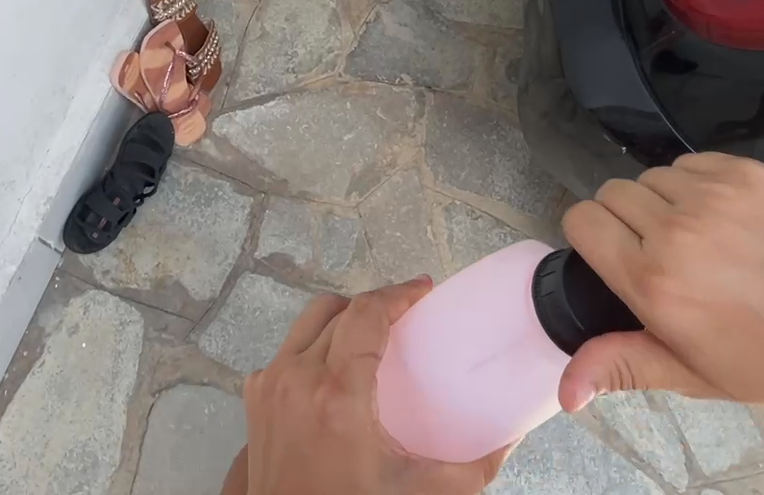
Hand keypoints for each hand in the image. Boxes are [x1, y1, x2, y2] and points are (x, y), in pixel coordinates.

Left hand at [240, 277, 510, 494]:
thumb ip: (471, 467)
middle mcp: (298, 376)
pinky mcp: (256, 396)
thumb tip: (508, 439)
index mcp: (338, 393)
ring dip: (343, 318)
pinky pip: (288, 350)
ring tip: (372, 333)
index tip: (423, 289)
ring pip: (309, 321)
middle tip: (405, 315)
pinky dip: (313, 345)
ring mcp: (271, 383)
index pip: (367, 313)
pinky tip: (335, 364)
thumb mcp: (419, 493)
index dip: (397, 293)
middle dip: (376, 305)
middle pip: (340, 310)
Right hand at [558, 152, 763, 425]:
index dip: (591, 236)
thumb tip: (563, 390)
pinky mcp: (746, 172)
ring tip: (701, 236)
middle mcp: (674, 230)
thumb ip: (624, 365)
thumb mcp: (699, 376)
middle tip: (665, 254)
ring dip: (661, 200)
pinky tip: (729, 218)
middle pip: (611, 193)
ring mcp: (713, 195)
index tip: (615, 256)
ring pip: (650, 176)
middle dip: (625, 219)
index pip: (581, 220)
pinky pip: (690, 163)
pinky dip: (697, 184)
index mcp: (654, 282)